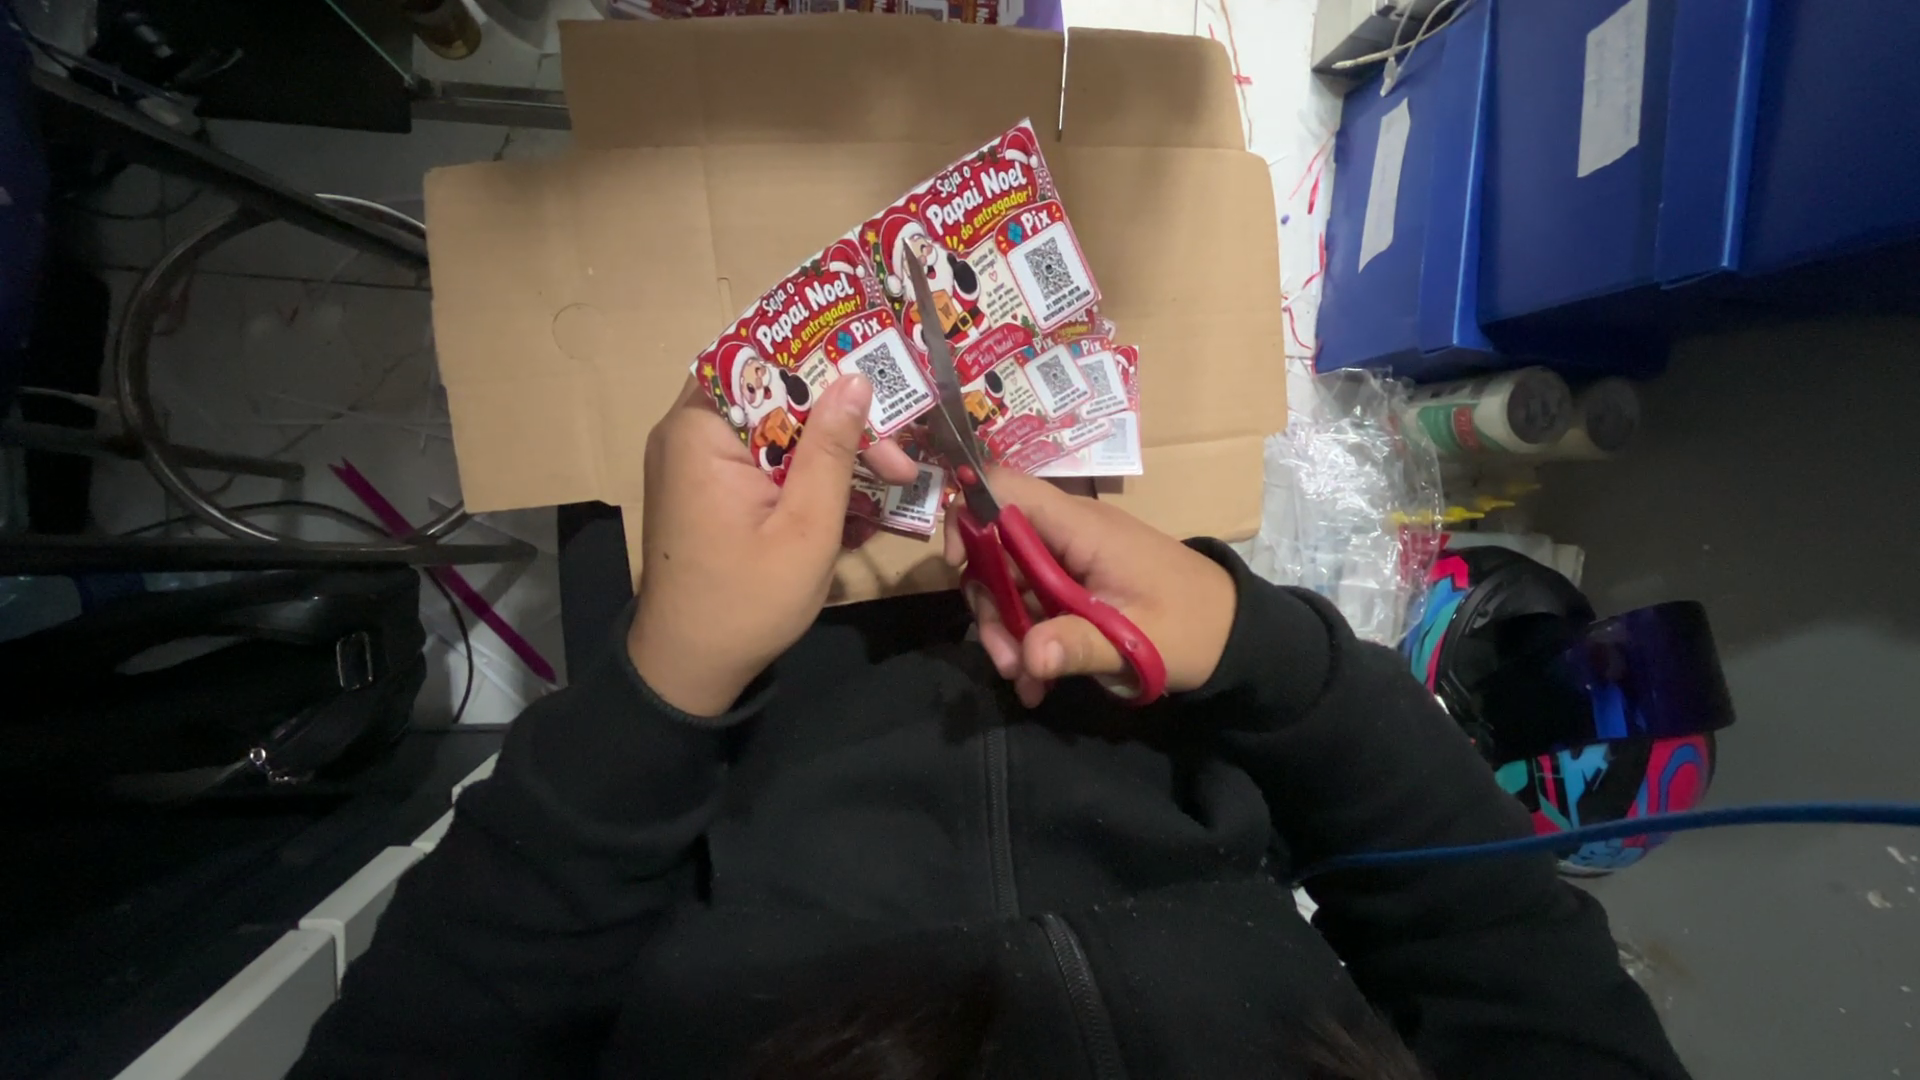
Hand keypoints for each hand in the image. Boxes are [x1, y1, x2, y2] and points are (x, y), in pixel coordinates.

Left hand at [629, 375, 918, 715]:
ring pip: (777, 430)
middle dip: (841, 423)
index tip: (880, 379)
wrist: (689, 668)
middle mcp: (688, 434)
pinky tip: (847, 506)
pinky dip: (805, 476)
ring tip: (886, 484)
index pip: (764, 362)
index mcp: (701, 432)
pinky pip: (764, 461)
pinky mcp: (707, 489)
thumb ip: (831, 450)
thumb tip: (856, 379)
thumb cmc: (749, 602)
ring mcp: (695, 462)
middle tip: (897, 459)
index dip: (825, 364)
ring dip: (831, 455)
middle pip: (775, 397)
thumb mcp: (806, 527)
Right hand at [943, 467, 1238, 707]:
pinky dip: (1028, 640)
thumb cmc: (1192, 625)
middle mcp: (1066, 535)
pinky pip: (1030, 603)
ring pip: (1006, 582)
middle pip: (994, 548)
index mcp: (1082, 528)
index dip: (970, 514)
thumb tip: (1029, 657)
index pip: (1007, 488)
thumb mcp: (1138, 640)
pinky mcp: (1070, 586)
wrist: (1233, 633)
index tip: (959, 566)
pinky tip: (1038, 682)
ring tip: (1026, 681)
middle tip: (1007, 660)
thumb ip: (1080, 646)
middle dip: (988, 604)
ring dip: (1006, 631)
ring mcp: (1066, 561)